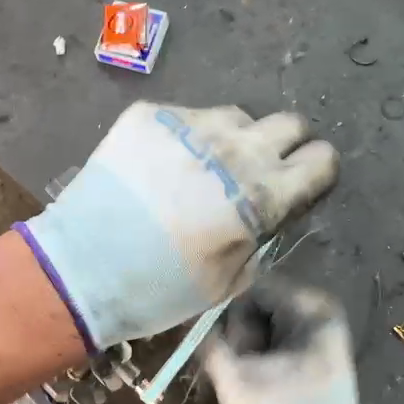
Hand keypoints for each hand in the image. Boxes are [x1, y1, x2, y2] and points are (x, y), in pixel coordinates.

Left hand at [16, 103, 337, 349]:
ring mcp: (189, 125)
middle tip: (257, 171)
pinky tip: (159, 166)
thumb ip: (259, 236)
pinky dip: (183, 137)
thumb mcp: (229, 280)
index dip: (316, 172)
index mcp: (262, 194)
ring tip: (203, 168)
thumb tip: (264, 213)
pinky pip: (184, 116)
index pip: (322, 160)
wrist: (81, 268)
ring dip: (232, 139)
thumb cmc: (160, 288)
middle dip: (284, 146)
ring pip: (235, 116)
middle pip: (289, 123)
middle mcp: (234, 149)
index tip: (301, 182)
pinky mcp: (149, 116)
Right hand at [202, 282, 384, 403]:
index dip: (216, 304)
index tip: (192, 328)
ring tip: (218, 374)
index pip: (247, 284)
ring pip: (255, 324)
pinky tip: (232, 378)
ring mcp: (311, 334)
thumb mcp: (236, 381)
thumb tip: (187, 315)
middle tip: (209, 362)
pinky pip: (266, 342)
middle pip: (252, 303)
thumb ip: (209, 340)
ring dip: (234, 344)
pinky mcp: (304, 356)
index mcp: (309, 306)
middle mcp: (314, 311)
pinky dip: (247, 356)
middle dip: (227, 329)